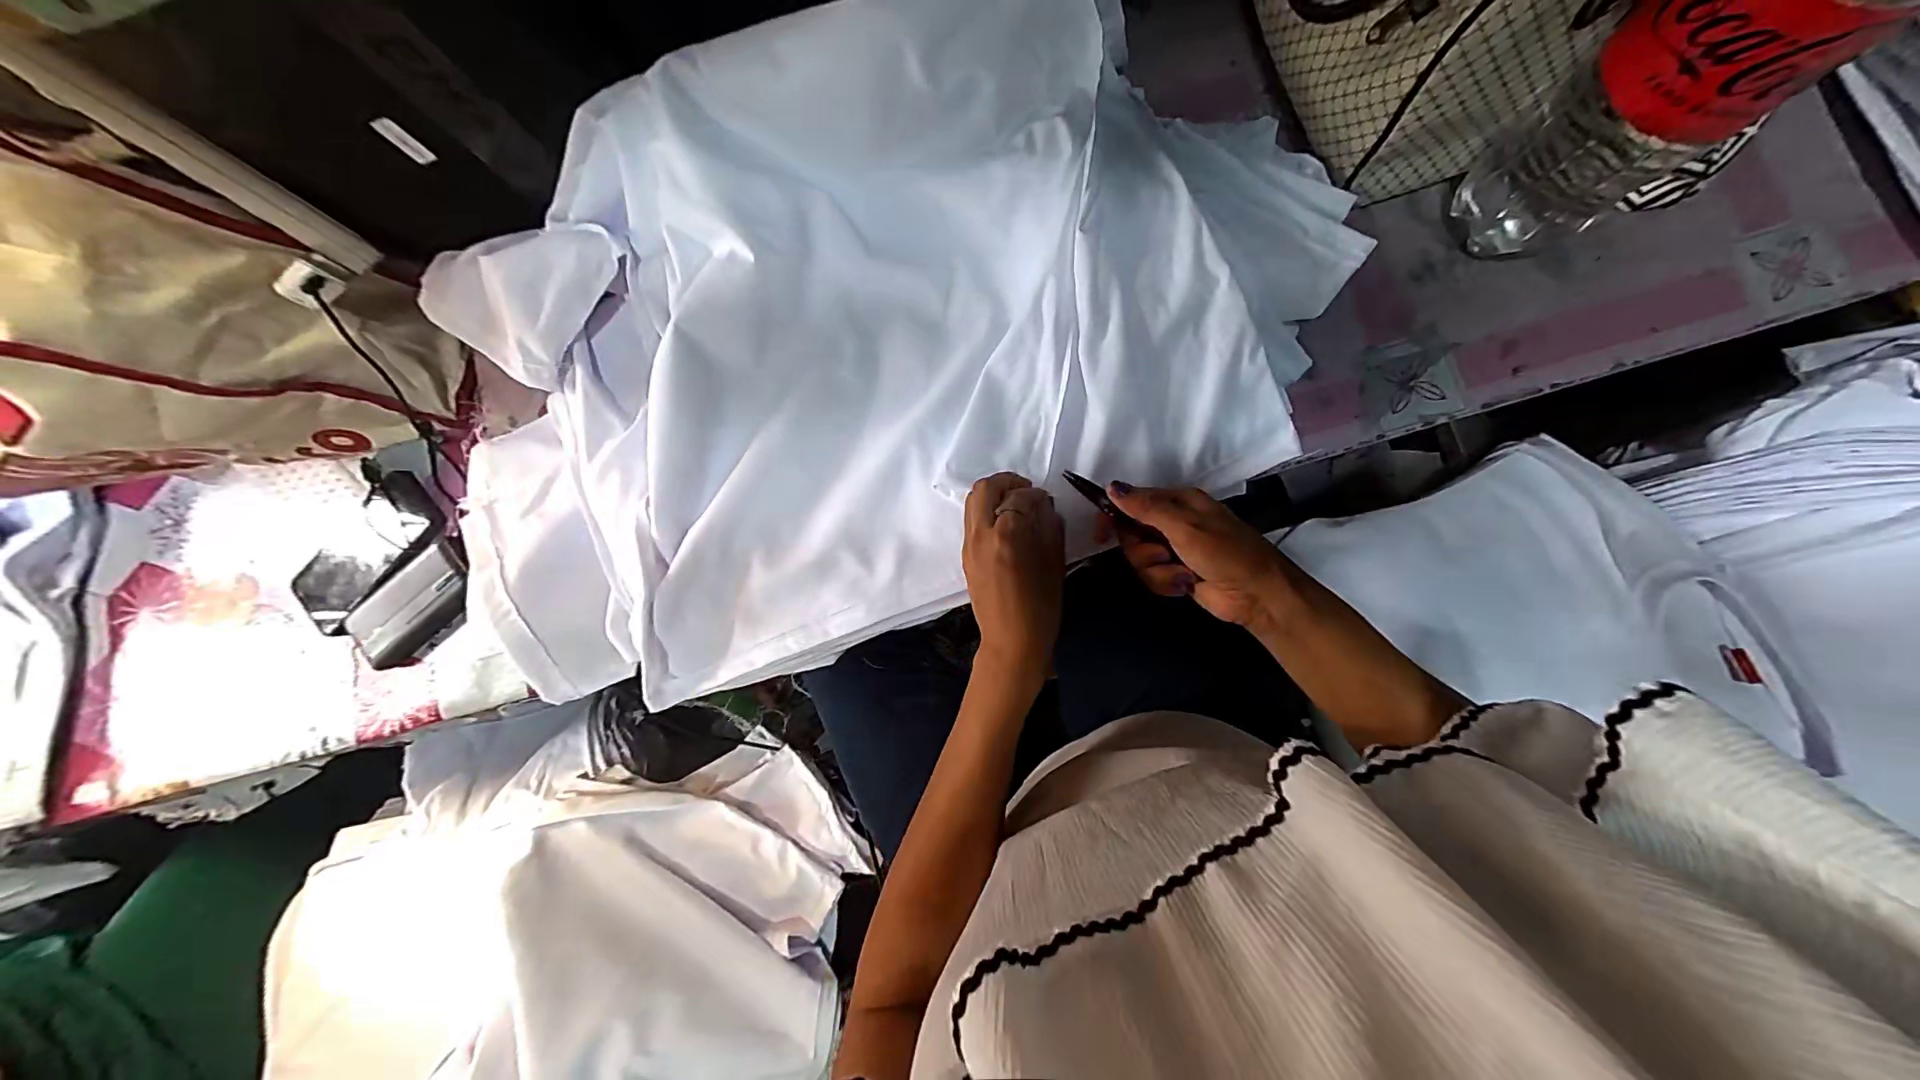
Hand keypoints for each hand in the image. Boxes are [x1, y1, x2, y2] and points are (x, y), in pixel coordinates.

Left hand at [962, 472, 1064, 673]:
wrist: (1010, 642)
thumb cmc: (1040, 609)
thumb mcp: (1054, 565)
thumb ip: (1050, 529)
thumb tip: (1046, 507)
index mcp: (1007, 536)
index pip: (1020, 497)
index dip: (1037, 494)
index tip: (1047, 499)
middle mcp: (982, 535)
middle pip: (986, 488)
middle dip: (1008, 482)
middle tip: (1027, 491)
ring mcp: (969, 545)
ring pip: (973, 500)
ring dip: (994, 494)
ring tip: (1015, 504)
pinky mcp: (965, 555)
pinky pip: (972, 520)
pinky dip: (987, 511)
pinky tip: (1006, 524)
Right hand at [1102, 483, 1287, 628]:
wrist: (1257, 594)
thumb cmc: (1226, 553)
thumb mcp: (1184, 526)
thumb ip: (1146, 507)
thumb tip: (1112, 487)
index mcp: (1178, 502)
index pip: (1132, 501)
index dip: (1113, 517)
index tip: (1101, 534)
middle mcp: (1173, 523)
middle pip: (1130, 535)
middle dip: (1142, 550)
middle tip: (1163, 554)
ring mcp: (1175, 550)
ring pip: (1139, 560)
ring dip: (1158, 570)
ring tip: (1183, 573)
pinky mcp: (1176, 574)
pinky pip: (1152, 577)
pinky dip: (1167, 583)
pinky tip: (1186, 584)